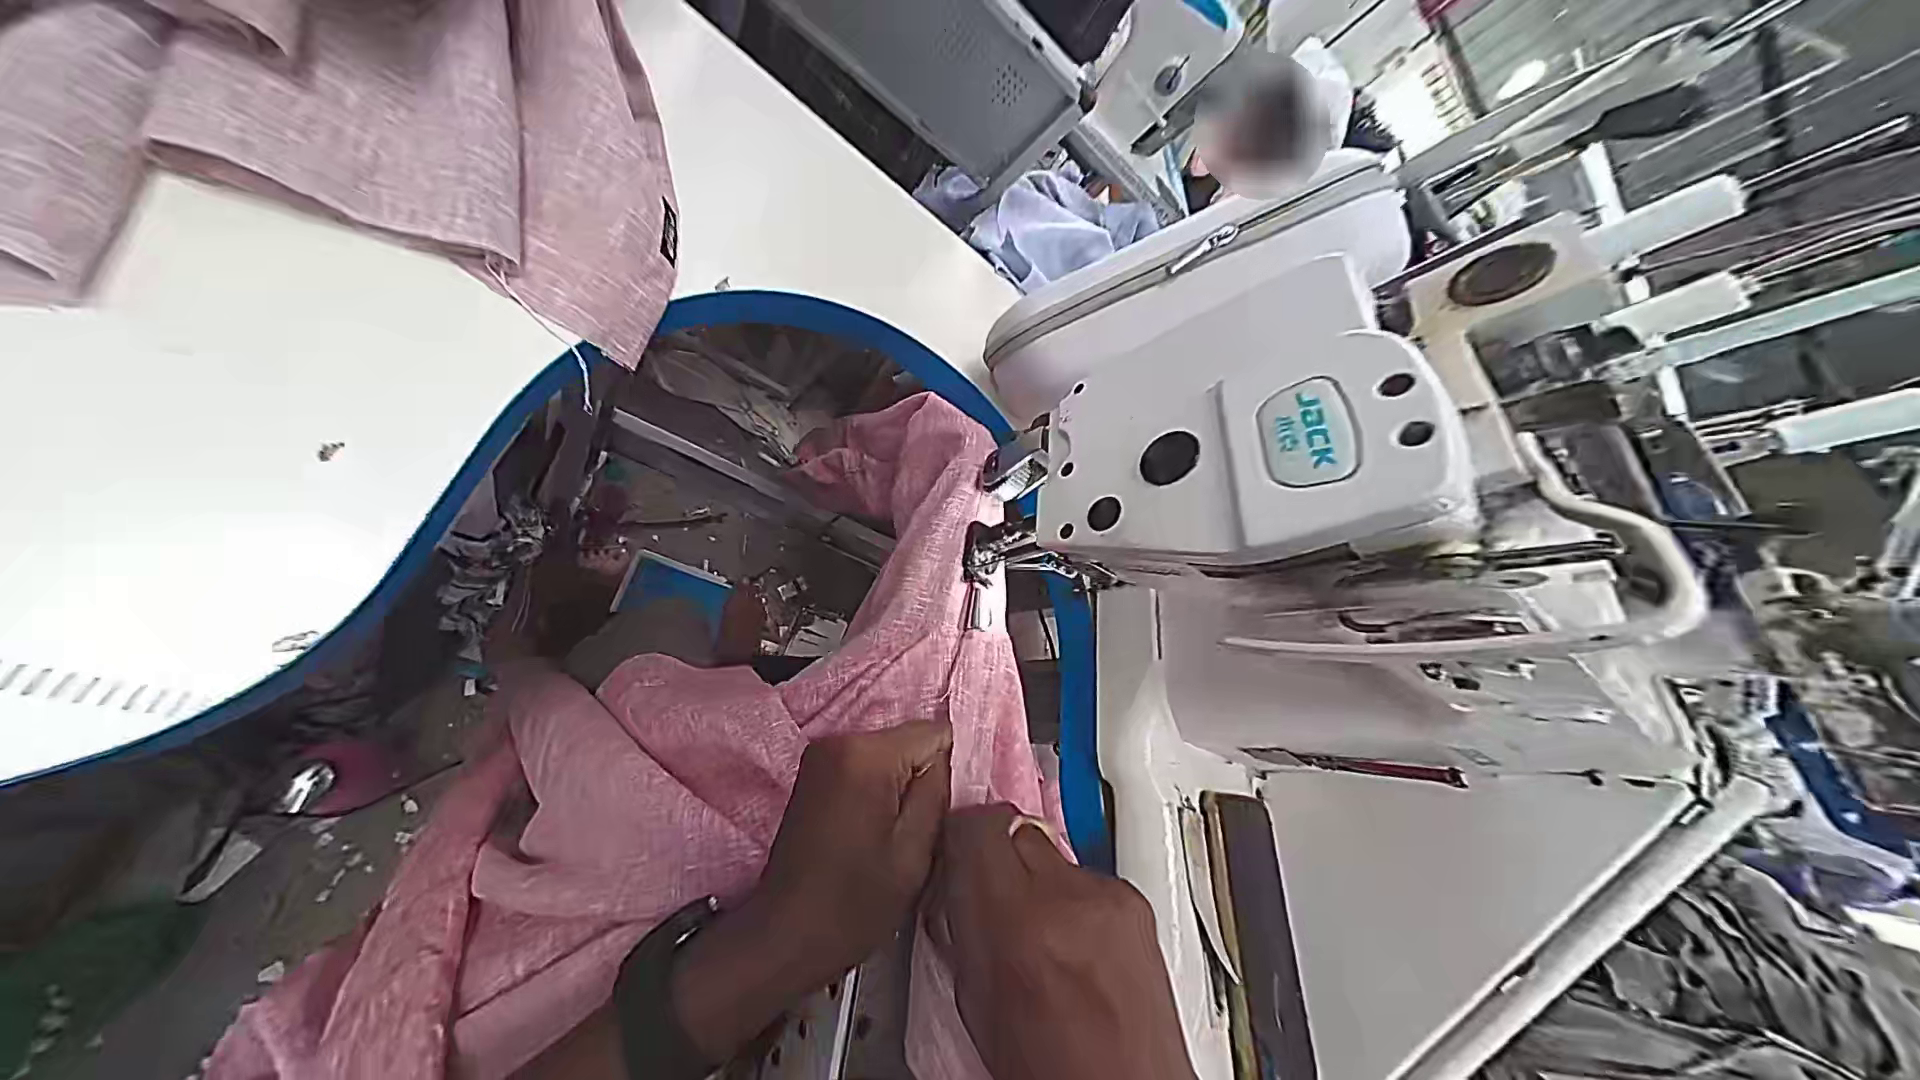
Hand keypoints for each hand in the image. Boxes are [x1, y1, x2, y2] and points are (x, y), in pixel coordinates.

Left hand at [669, 720, 952, 1062]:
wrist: (784, 936)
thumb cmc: (853, 903)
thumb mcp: (914, 852)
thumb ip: (937, 790)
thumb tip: (946, 757)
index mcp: (866, 755)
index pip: (934, 733)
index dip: (946, 771)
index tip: (939, 811)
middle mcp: (840, 739)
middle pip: (909, 740)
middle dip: (921, 777)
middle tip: (915, 830)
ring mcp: (821, 751)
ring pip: (889, 751)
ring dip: (899, 784)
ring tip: (891, 832)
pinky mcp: (814, 768)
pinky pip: (866, 762)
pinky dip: (877, 786)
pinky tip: (871, 826)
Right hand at [927, 805, 1197, 1079]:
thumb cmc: (1048, 1068)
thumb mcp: (975, 998)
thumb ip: (963, 924)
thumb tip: (958, 880)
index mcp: (1012, 922)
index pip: (978, 828)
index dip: (965, 835)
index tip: (962, 846)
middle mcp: (1062, 897)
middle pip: (1016, 829)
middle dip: (1003, 856)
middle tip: (999, 894)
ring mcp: (1104, 896)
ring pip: (1052, 851)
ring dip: (1041, 879)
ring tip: (1044, 931)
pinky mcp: (1133, 901)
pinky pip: (1088, 876)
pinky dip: (1077, 898)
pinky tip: (1078, 941)